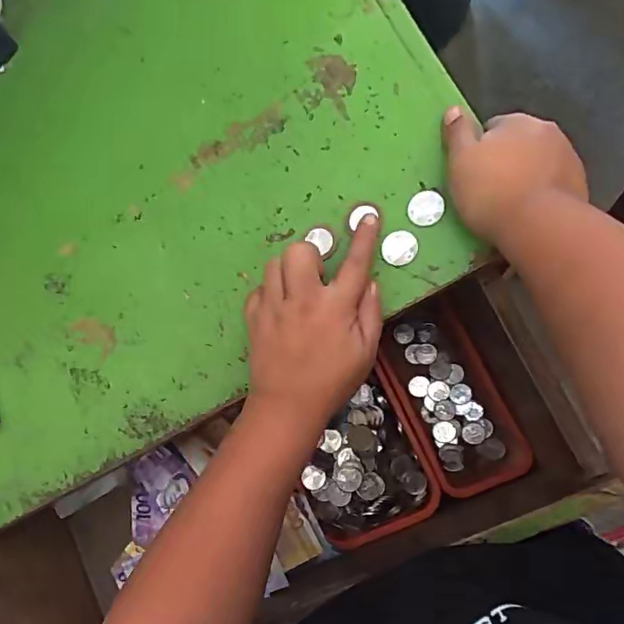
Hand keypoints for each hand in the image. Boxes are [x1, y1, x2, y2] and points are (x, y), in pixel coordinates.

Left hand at [243, 213, 382, 430]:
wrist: (287, 406)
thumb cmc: (333, 382)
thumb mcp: (365, 352)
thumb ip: (370, 313)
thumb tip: (369, 282)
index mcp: (335, 307)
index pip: (354, 263)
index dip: (363, 237)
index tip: (367, 216)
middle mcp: (303, 299)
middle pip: (301, 250)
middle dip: (313, 254)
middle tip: (320, 275)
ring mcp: (274, 307)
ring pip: (275, 264)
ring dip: (289, 270)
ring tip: (298, 290)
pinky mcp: (254, 318)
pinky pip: (259, 289)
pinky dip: (270, 293)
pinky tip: (280, 309)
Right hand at [441, 106, 588, 242]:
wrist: (539, 227)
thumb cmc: (492, 192)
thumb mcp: (461, 162)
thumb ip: (457, 134)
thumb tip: (454, 109)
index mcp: (516, 121)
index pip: (494, 128)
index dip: (481, 150)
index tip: (474, 173)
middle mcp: (547, 131)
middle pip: (520, 145)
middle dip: (509, 162)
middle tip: (493, 192)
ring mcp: (568, 158)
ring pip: (540, 165)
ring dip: (529, 178)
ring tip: (514, 207)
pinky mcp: (580, 186)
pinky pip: (555, 187)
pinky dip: (544, 196)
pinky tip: (533, 216)